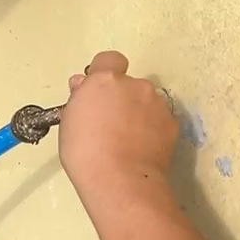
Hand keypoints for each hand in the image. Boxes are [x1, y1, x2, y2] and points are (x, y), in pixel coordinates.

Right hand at [58, 50, 179, 211]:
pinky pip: (157, 120)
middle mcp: (135, 85)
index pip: (109, 60)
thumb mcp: (68, 122)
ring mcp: (156, 103)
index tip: (96, 92)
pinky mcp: (171, 123)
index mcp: (105, 81)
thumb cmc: (84, 151)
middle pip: (127, 84)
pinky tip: (137, 148)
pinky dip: (149, 129)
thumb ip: (79, 99)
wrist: (119, 179)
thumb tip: (83, 87)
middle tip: (106, 124)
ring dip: (136, 113)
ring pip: (144, 101)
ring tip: (123, 140)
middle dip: (119, 97)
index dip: (103, 73)